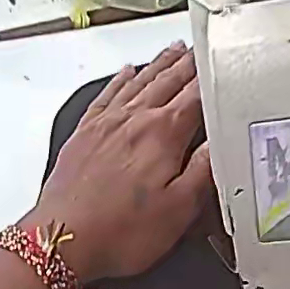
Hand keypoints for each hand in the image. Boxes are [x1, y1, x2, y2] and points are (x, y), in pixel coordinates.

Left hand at [24, 42, 213, 281]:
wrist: (63, 239)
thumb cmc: (122, 231)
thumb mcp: (179, 210)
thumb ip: (204, 171)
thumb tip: (221, 141)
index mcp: (162, 135)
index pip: (196, 97)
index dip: (214, 80)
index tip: (226, 65)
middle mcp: (134, 119)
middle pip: (168, 82)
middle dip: (188, 65)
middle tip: (203, 49)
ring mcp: (106, 124)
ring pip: (139, 82)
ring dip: (159, 65)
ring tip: (174, 52)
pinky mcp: (86, 134)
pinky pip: (108, 95)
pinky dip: (121, 80)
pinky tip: (127, 73)